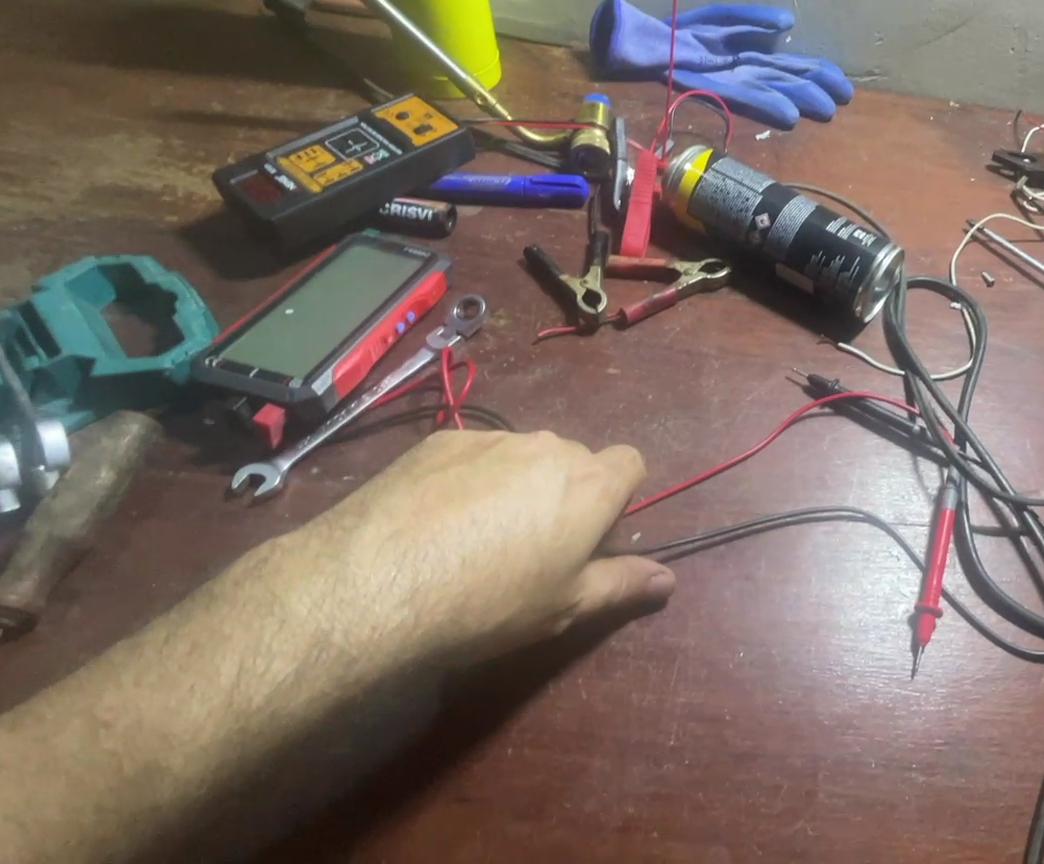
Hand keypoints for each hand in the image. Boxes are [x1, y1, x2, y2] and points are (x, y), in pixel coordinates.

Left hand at [282, 431, 673, 671]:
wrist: (373, 586)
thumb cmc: (490, 602)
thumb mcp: (566, 606)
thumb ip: (624, 584)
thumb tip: (670, 579)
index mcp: (590, 484)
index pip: (631, 461)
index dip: (619, 494)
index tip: (591, 532)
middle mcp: (550, 447)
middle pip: (576, 460)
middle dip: (566, 492)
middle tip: (532, 545)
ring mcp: (494, 438)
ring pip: (524, 456)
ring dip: (518, 483)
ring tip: (476, 535)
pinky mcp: (442, 441)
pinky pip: (476, 454)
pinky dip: (470, 478)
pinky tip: (436, 520)